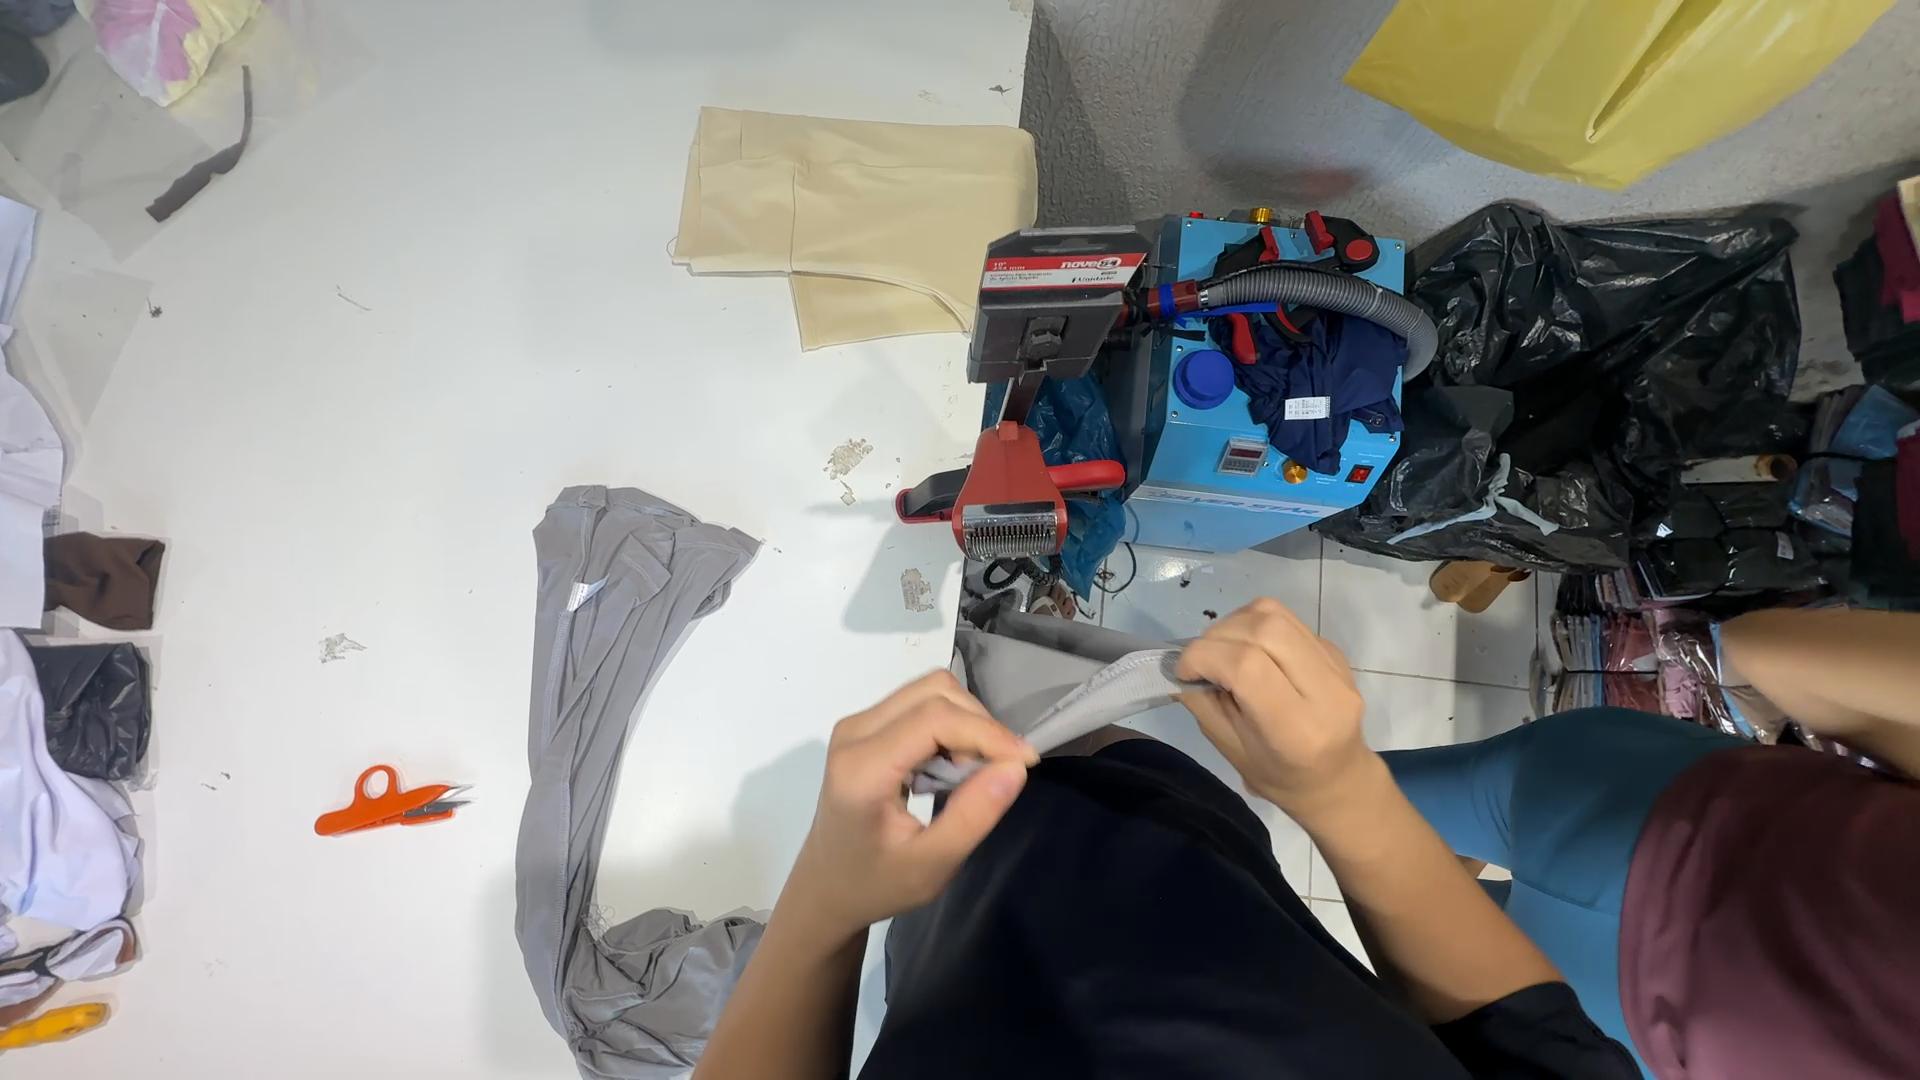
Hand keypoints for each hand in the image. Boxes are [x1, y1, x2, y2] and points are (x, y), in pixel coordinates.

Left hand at [779, 671, 1037, 939]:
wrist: (826, 886)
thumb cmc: (877, 883)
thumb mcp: (932, 866)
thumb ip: (974, 815)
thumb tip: (1016, 766)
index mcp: (862, 769)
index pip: (934, 719)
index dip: (986, 731)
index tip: (1025, 761)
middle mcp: (854, 732)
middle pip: (934, 692)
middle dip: (978, 724)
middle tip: (995, 771)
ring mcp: (857, 723)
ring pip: (930, 690)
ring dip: (966, 722)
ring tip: (970, 771)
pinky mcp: (865, 723)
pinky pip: (920, 702)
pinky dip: (950, 724)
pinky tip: (951, 764)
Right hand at [1177, 597, 1372, 814]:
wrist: (1337, 779)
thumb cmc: (1277, 775)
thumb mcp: (1228, 747)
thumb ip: (1201, 701)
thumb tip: (1177, 663)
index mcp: (1297, 730)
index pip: (1246, 666)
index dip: (1203, 656)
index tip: (1184, 672)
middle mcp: (1326, 693)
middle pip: (1264, 630)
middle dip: (1217, 635)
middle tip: (1202, 658)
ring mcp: (1336, 668)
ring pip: (1274, 615)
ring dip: (1234, 623)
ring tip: (1222, 648)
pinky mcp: (1335, 652)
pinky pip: (1286, 619)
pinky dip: (1253, 625)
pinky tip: (1247, 648)